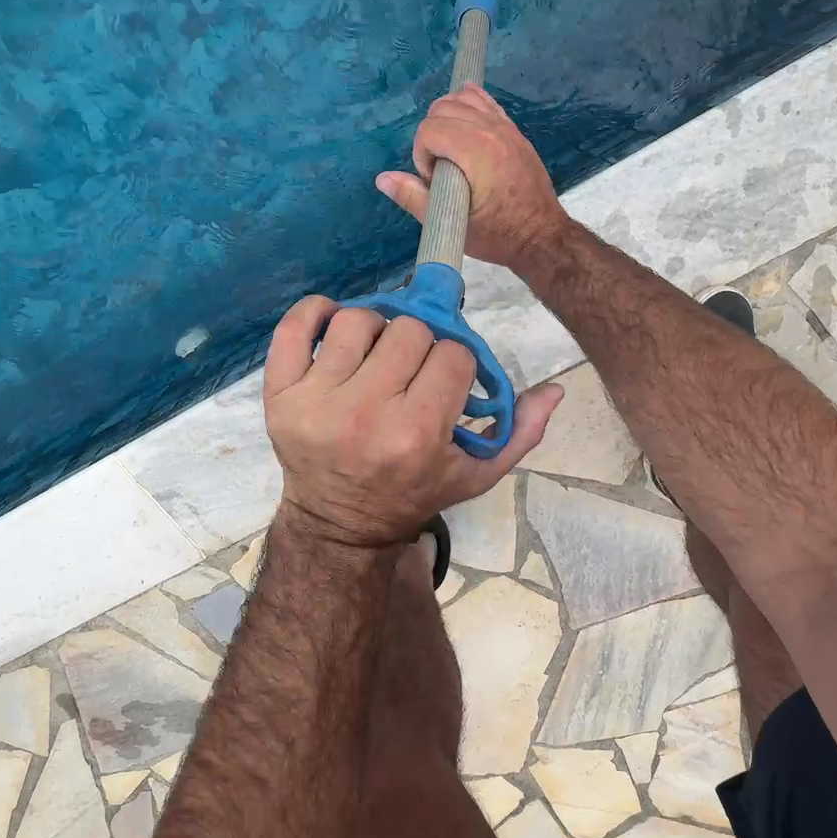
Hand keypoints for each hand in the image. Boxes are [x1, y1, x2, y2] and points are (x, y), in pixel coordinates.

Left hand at [263, 296, 563, 548]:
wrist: (341, 525)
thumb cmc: (413, 493)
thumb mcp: (474, 475)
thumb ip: (520, 433)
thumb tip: (556, 389)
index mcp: (418, 434)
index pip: (454, 355)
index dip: (456, 363)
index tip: (445, 383)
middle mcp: (365, 414)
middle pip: (411, 331)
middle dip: (421, 346)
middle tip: (412, 371)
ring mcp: (316, 402)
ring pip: (360, 320)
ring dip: (377, 331)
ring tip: (377, 357)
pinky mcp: (280, 395)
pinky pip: (296, 327)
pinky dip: (316, 312)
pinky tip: (335, 324)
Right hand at [377, 83, 572, 271]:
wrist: (540, 236)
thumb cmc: (496, 234)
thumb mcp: (450, 223)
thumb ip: (414, 198)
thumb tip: (383, 179)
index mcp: (475, 150)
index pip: (429, 130)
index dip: (422, 155)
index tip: (434, 182)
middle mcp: (491, 130)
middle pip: (442, 108)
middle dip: (431, 136)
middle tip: (440, 169)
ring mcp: (505, 128)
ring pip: (463, 98)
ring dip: (447, 118)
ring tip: (450, 149)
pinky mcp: (514, 132)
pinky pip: (486, 102)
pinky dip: (470, 103)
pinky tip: (463, 113)